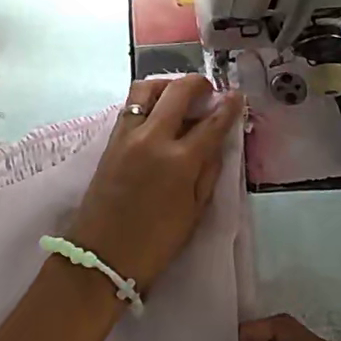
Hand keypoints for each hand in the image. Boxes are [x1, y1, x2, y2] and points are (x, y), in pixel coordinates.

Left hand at [64, 76, 243, 291]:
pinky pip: (130, 106)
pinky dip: (148, 100)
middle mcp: (152, 138)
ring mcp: (126, 136)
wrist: (102, 256)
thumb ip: (208, 172)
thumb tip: (216, 142)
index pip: (211, 123)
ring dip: (167, 85)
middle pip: (177, 92)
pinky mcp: (110, 141)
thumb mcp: (194, 211)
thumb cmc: (156, 242)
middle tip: (209, 91)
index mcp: (179, 161)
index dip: (229, 107)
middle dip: (198, 84)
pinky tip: (158, 114)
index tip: (237, 96)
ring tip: (179, 96)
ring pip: (146, 89)